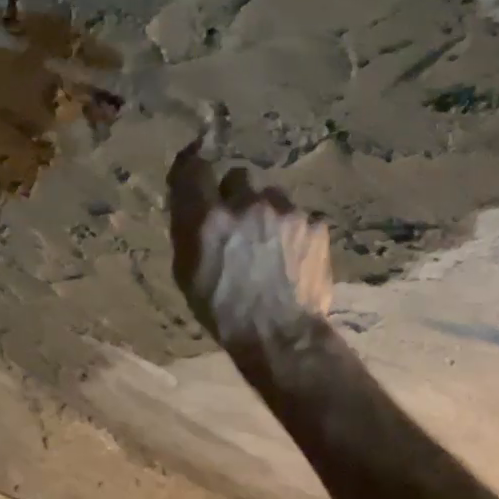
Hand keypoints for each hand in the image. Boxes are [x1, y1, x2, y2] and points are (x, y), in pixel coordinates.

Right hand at [168, 124, 332, 346]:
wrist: (278, 334)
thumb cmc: (219, 307)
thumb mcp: (185, 270)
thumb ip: (188, 228)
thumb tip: (190, 203)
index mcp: (207, 217)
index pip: (194, 167)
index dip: (192, 163)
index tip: (193, 165)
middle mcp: (245, 204)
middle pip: (237, 176)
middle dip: (234, 193)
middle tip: (235, 220)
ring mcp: (285, 211)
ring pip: (270, 195)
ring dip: (264, 210)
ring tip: (266, 241)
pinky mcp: (314, 224)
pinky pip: (296, 215)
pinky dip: (290, 229)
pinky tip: (288, 255)